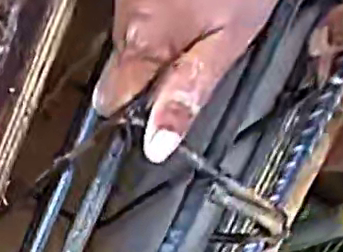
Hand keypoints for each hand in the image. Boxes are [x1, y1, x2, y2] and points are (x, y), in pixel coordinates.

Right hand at [92, 0, 276, 162]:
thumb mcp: (231, 35)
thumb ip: (189, 89)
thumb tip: (156, 147)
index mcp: (142, 46)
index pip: (111, 103)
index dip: (131, 107)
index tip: (153, 103)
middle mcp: (125, 20)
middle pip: (122, 62)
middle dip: (150, 62)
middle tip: (193, 46)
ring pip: (134, 27)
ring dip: (160, 25)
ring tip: (200, 7)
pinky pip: (143, 1)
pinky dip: (164, 1)